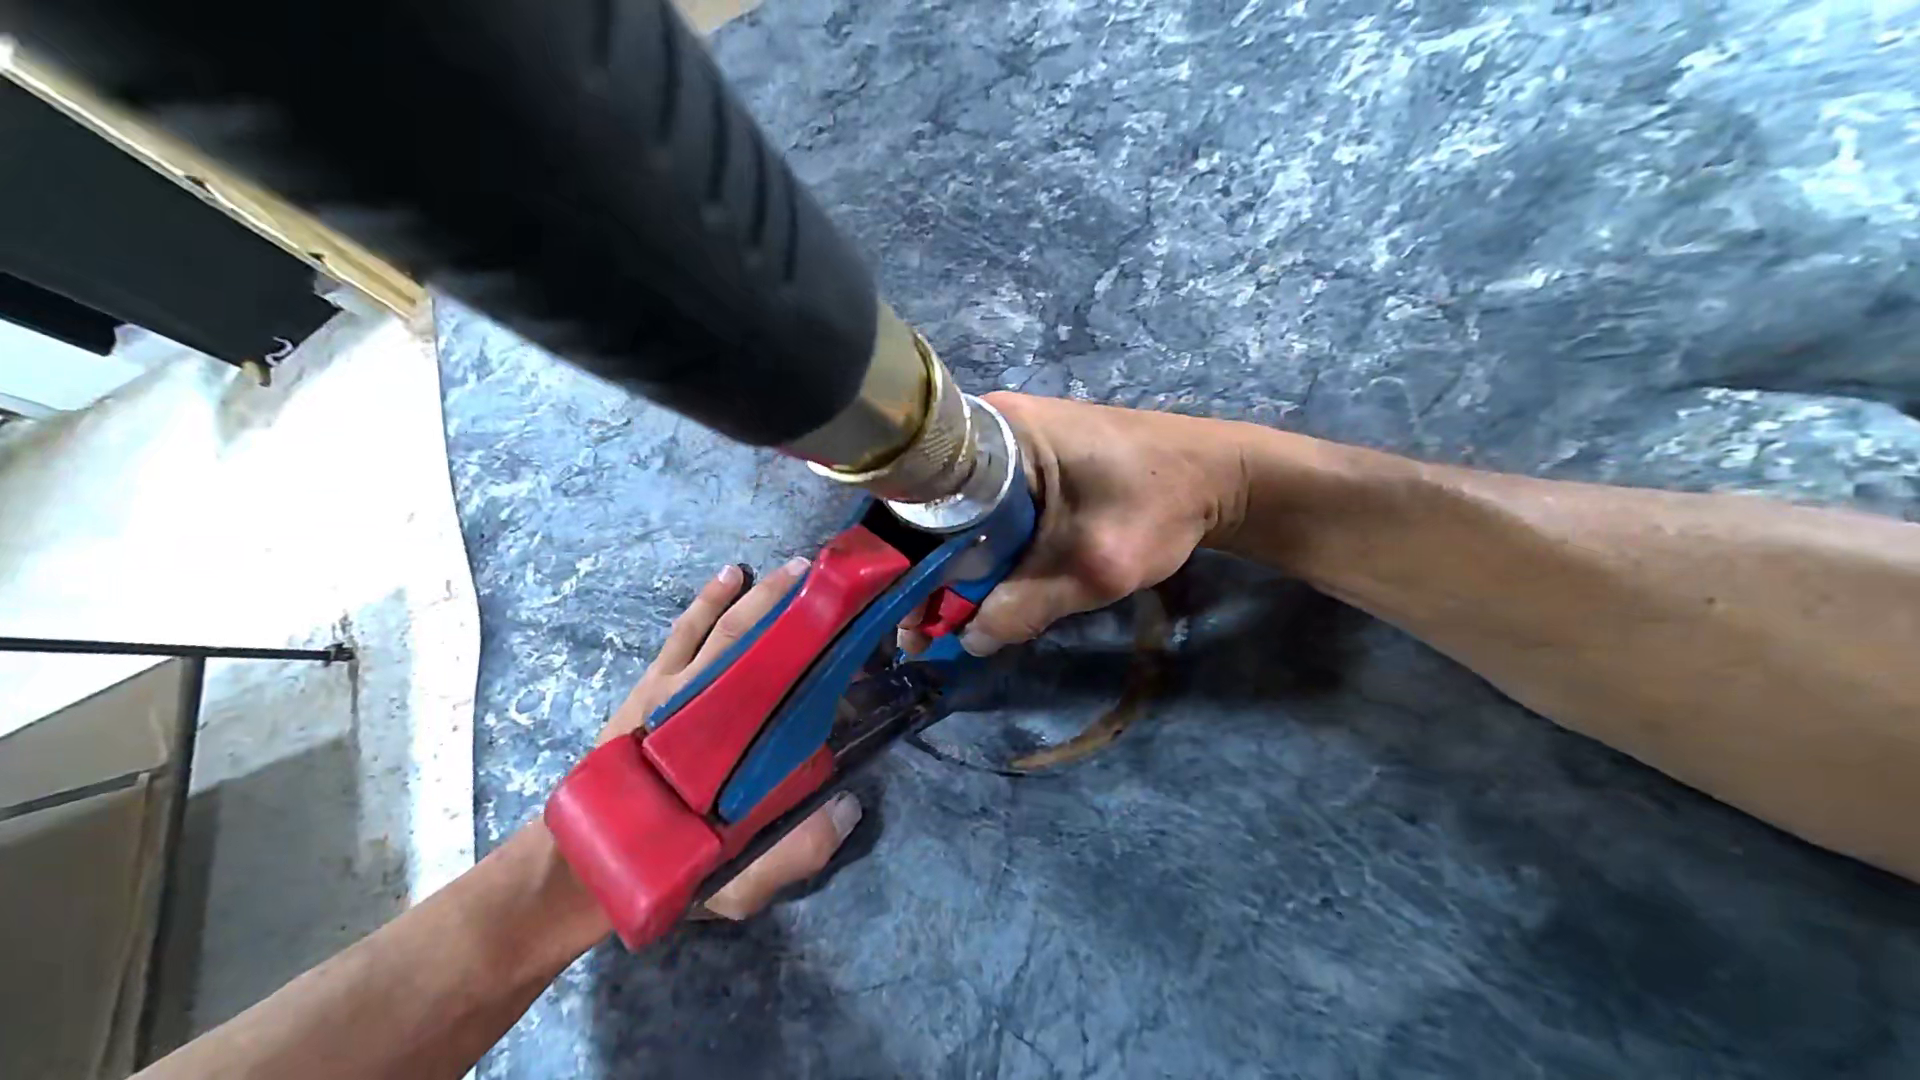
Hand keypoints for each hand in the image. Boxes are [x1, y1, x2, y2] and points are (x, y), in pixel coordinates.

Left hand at [598, 556, 863, 919]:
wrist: (583, 865)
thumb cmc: (668, 869)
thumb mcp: (736, 886)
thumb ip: (795, 854)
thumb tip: (850, 805)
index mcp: (738, 754)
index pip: (795, 697)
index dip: (830, 667)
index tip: (863, 651)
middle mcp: (710, 709)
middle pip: (762, 647)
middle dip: (802, 612)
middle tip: (838, 589)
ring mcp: (677, 690)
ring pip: (726, 628)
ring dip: (764, 595)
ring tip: (798, 570)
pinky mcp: (652, 683)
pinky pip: (686, 631)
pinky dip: (711, 600)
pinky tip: (733, 575)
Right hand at [910, 392, 1248, 655]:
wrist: (1220, 475)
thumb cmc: (1158, 504)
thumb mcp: (1092, 566)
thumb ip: (1025, 607)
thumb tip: (967, 642)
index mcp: (994, 431)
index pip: (919, 499)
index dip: (905, 563)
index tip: (907, 614)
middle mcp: (989, 427)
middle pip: (934, 508)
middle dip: (927, 573)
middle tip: (923, 629)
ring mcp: (1008, 443)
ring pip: (959, 514)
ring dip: (955, 567)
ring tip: (947, 619)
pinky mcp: (1028, 463)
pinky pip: (986, 511)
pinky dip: (982, 552)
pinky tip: (983, 589)